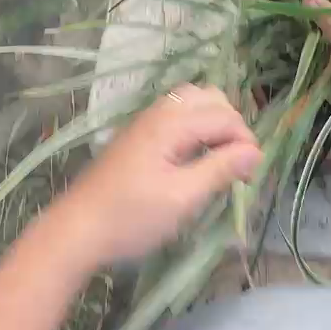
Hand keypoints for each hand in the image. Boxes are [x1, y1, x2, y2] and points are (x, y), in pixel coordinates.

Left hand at [43, 85, 261, 268]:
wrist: (75, 231)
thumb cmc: (130, 218)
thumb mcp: (182, 199)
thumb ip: (220, 170)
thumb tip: (255, 152)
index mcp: (171, 124)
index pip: (224, 116)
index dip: (245, 142)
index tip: (251, 175)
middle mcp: (160, 112)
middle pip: (210, 97)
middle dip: (231, 124)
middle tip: (236, 162)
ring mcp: (146, 121)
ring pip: (193, 102)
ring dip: (214, 122)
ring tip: (219, 157)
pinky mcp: (138, 135)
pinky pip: (177, 114)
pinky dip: (196, 126)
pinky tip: (195, 156)